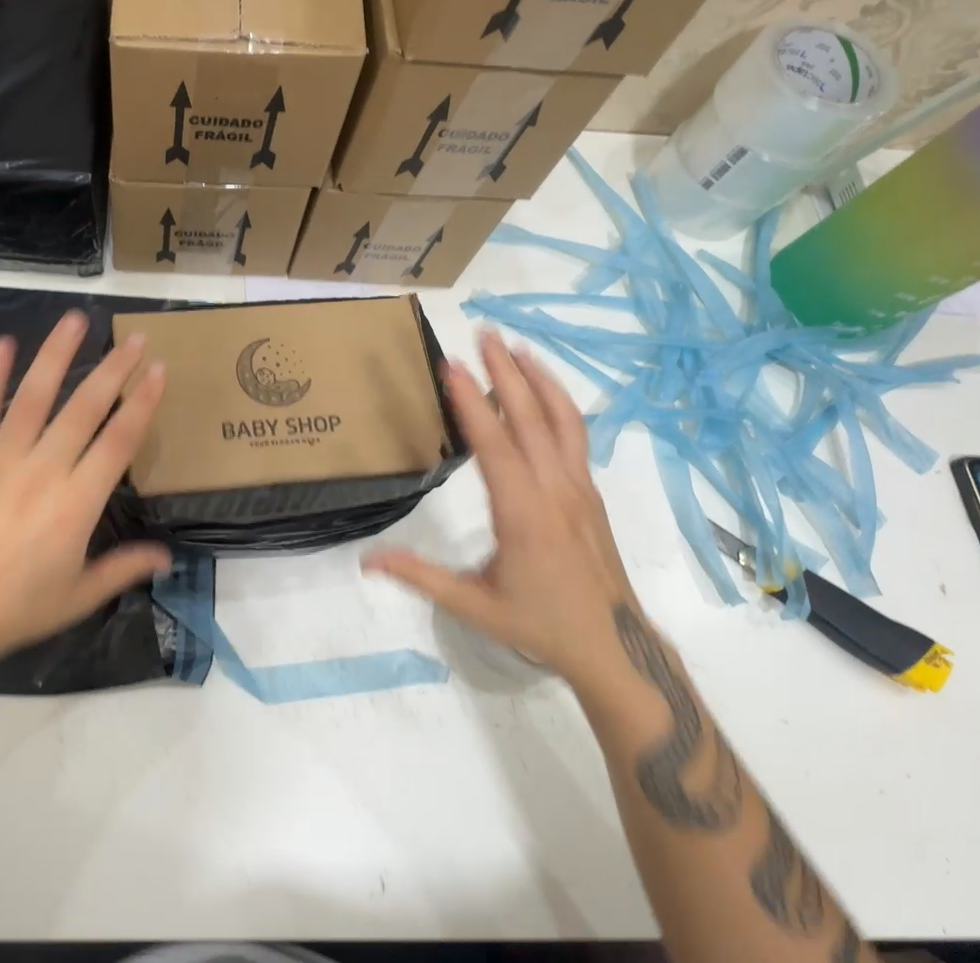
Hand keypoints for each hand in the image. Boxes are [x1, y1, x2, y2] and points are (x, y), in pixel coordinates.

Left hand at [0, 311, 170, 690]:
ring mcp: (1, 458)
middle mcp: (44, 469)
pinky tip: (4, 344)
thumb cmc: (18, 607)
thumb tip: (168, 557)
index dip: (143, 403)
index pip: (119, 440)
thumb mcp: (80, 595)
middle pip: (85, 408)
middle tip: (136, 337)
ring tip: (75, 320)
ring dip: (57, 355)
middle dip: (115, 369)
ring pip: (35, 396)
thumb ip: (125, 568)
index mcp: (78, 502)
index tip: (160, 370)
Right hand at [365, 327, 635, 683]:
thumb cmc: (538, 624)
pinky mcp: (590, 493)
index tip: (453, 365)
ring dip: (539, 379)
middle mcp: (555, 490)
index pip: (494, 445)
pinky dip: (560, 403)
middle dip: (506, 371)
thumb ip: (420, 576)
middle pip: (532, 418)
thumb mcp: (472, 605)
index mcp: (523, 513)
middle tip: (483, 333)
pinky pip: (576, 435)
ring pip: (563, 420)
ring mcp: (579, 488)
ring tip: (516, 347)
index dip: (472, 403)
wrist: (612, 645)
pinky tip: (545, 392)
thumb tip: (367, 560)